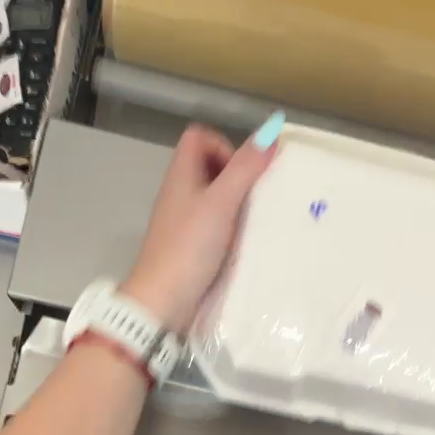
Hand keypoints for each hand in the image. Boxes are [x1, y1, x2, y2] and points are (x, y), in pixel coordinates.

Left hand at [122, 119, 279, 331]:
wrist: (163, 301)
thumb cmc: (189, 247)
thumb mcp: (221, 203)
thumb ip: (244, 168)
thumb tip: (271, 133)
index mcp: (180, 175)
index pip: (199, 138)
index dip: (223, 145)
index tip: (242, 172)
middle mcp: (180, 194)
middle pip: (209, 167)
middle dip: (237, 176)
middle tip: (255, 198)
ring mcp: (184, 223)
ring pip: (214, 199)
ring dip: (237, 205)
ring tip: (256, 221)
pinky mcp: (191, 248)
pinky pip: (215, 226)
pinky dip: (231, 229)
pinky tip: (245, 244)